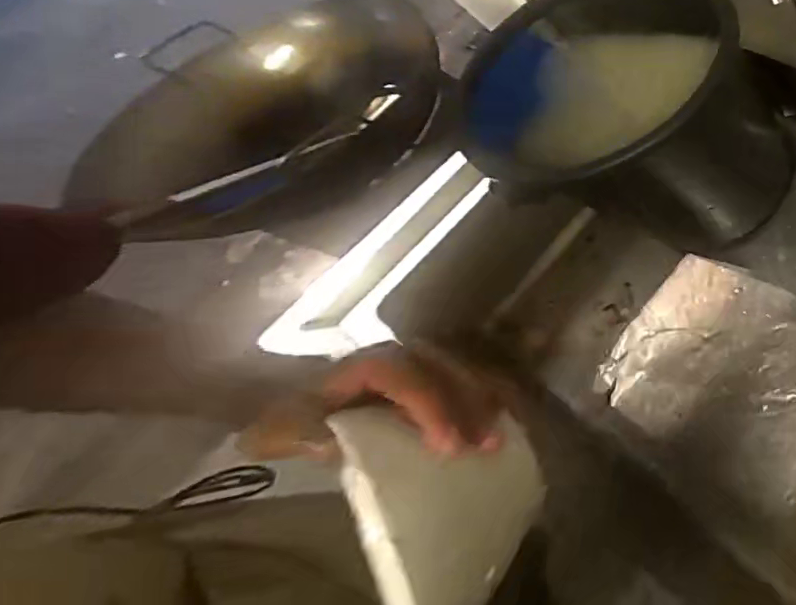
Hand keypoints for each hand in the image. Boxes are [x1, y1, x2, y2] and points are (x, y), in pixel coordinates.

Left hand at [239, 344, 508, 460]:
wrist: (303, 405)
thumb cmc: (297, 418)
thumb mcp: (284, 431)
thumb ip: (307, 435)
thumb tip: (339, 441)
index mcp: (373, 361)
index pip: (411, 380)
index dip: (433, 410)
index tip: (449, 446)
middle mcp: (409, 350)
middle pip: (451, 371)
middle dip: (472, 408)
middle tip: (487, 444)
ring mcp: (431, 353)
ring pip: (472, 367)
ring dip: (490, 400)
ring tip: (499, 435)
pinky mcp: (446, 364)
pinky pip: (480, 369)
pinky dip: (497, 390)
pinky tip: (511, 410)